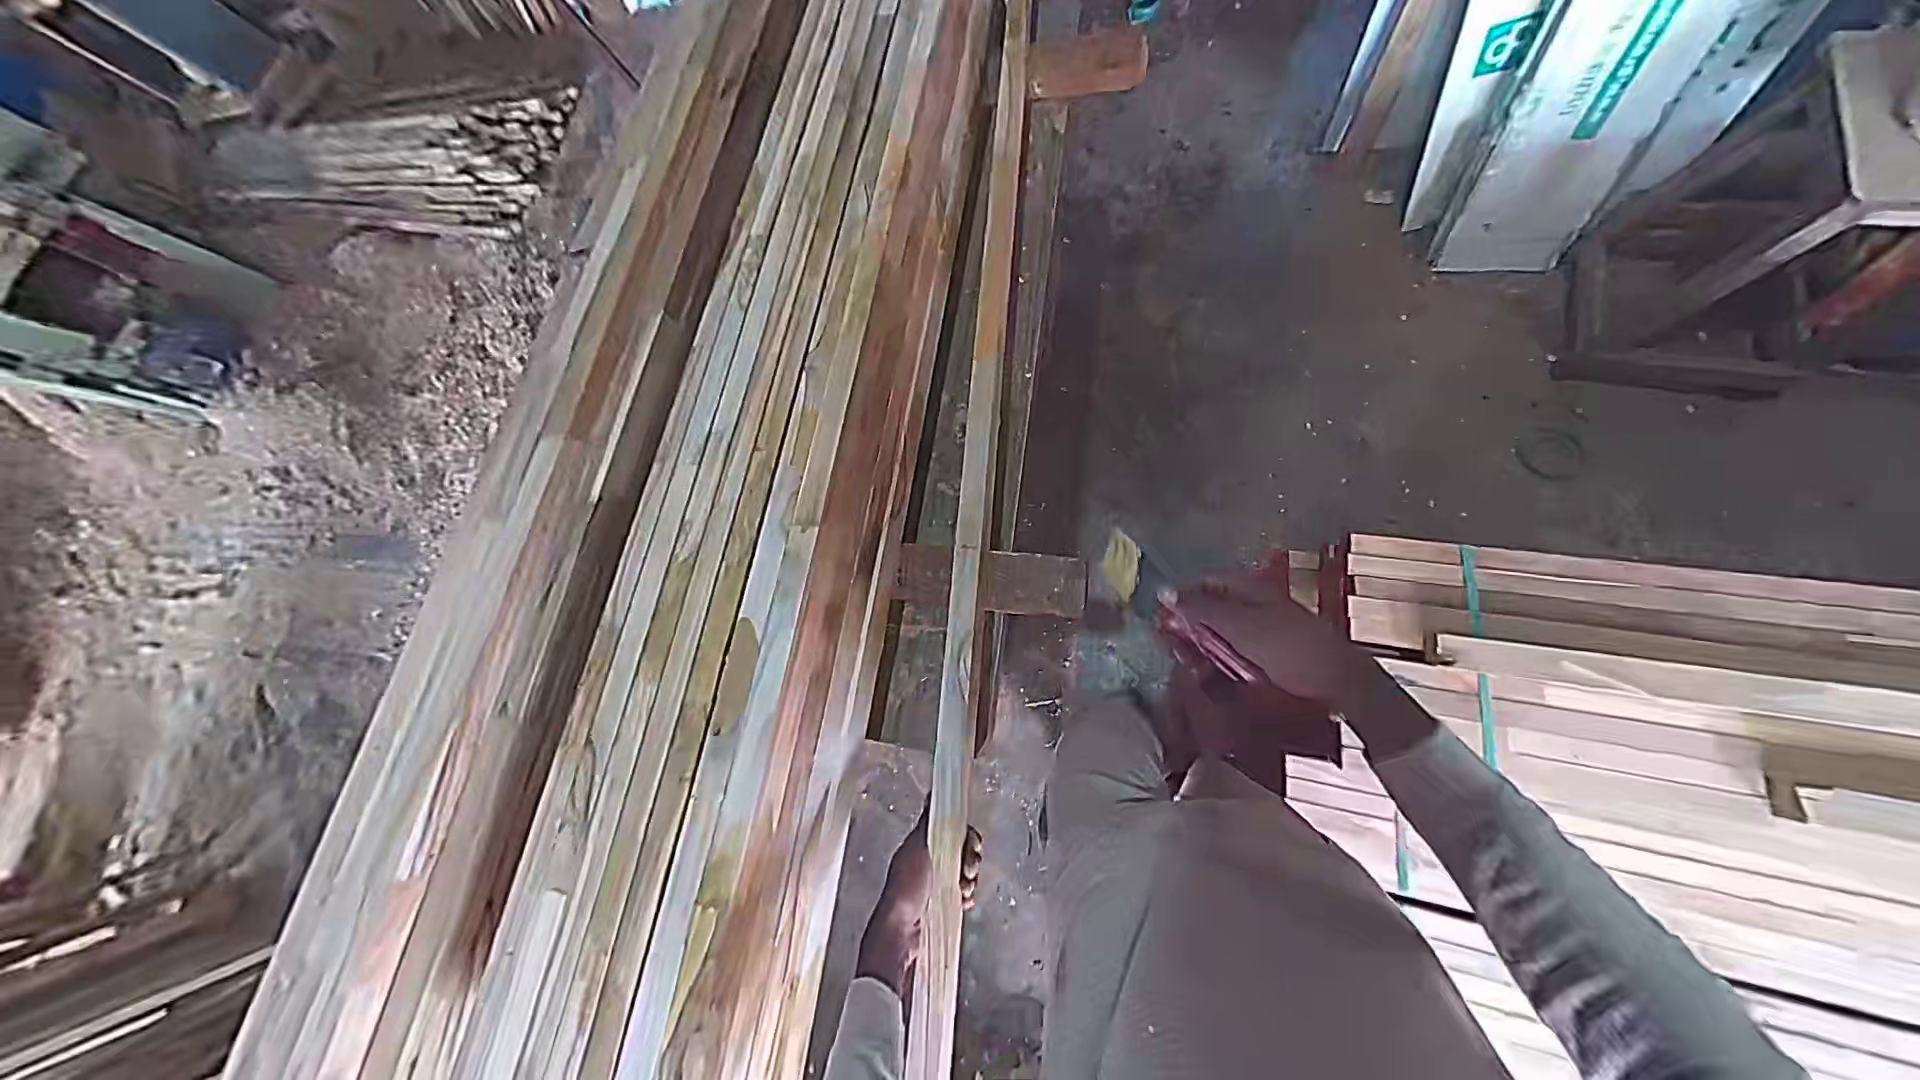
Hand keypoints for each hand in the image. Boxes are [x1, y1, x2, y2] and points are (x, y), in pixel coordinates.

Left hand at [855, 806, 984, 997]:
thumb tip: (932, 795)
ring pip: (966, 873)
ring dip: (970, 880)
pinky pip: (963, 892)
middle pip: (964, 851)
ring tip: (963, 890)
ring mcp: (937, 882)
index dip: (967, 837)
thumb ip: (929, 822)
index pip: (954, 830)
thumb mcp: (918, 848)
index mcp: (924, 843)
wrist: (902, 929)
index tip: (973, 846)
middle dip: (971, 860)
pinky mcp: (943, 902)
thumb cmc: (908, 885)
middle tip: (968, 871)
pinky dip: (966, 896)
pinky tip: (963, 901)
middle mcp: (931, 860)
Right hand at [1165, 576, 1366, 703]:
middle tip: (1172, 647)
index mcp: (1248, 589)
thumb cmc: (1287, 647)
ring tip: (1190, 665)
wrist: (1336, 684)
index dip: (1180, 597)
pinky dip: (1217, 663)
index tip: (1160, 618)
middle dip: (1187, 628)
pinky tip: (1210, 675)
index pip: (1202, 583)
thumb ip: (1199, 608)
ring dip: (1199, 649)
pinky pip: (1232, 654)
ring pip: (1217, 635)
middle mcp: (1252, 606)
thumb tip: (1164, 592)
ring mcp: (1260, 632)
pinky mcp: (1265, 656)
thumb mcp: (1237, 625)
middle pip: (1208, 610)